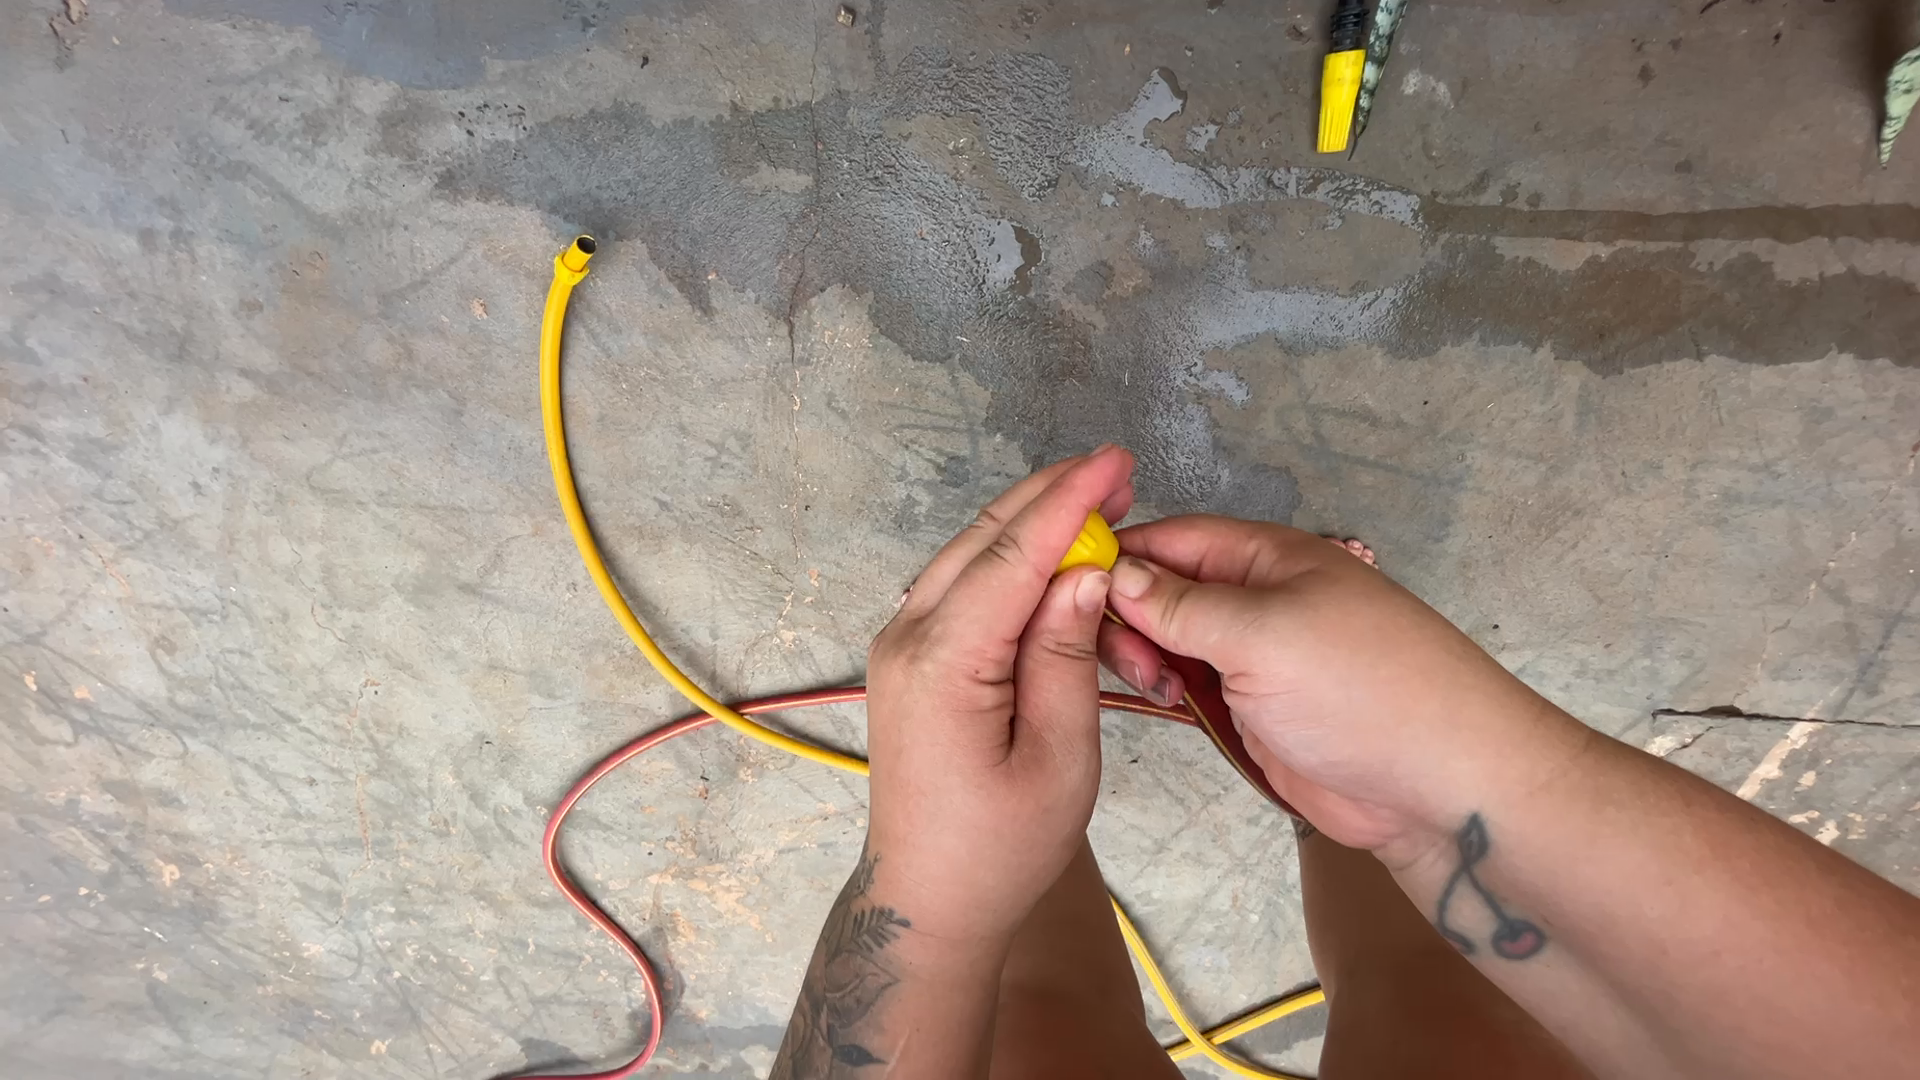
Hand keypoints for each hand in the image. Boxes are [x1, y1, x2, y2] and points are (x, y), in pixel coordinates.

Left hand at [863, 447, 1134, 941]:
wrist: (929, 896)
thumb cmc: (1001, 846)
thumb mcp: (1057, 760)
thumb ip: (1066, 657)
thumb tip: (1084, 573)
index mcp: (943, 663)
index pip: (1012, 558)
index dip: (1068, 503)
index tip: (1116, 460)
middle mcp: (907, 637)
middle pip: (982, 540)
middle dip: (1049, 496)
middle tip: (1113, 469)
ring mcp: (900, 642)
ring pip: (967, 554)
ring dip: (1028, 521)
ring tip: (1091, 501)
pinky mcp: (909, 653)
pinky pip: (959, 584)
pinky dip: (1006, 557)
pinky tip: (1045, 552)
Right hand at [1095, 515, 1588, 864]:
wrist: (1441, 791)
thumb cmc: (1358, 688)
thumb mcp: (1262, 635)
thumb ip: (1180, 605)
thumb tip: (1114, 571)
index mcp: (1262, 558)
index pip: (1170, 538)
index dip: (1116, 553)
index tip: (1064, 583)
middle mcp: (1250, 597)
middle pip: (1161, 588)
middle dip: (1128, 613)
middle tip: (1124, 655)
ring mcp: (1248, 652)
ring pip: (1168, 637)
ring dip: (1145, 654)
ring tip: (1154, 685)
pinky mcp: (1248, 701)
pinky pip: (1187, 680)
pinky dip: (1166, 687)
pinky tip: (1167, 703)